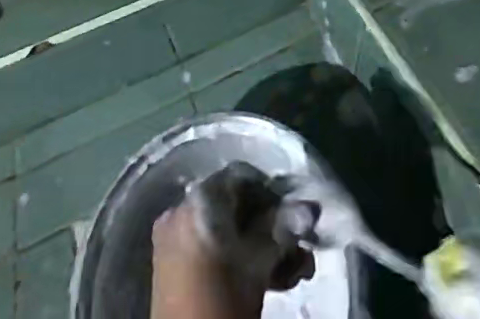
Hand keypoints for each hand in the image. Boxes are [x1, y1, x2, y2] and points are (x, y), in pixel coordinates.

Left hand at [151, 164, 313, 318]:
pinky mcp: (171, 264)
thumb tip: (308, 208)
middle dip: (272, 226)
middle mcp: (181, 208)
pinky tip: (270, 279)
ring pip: (227, 228)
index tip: (296, 216)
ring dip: (261, 246)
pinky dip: (238, 256)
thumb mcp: (258, 265)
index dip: (272, 192)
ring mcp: (173, 237)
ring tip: (293, 272)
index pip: (241, 175)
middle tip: (300, 250)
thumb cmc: (222, 302)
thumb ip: (282, 229)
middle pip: (235, 204)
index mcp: (199, 200)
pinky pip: (211, 245)